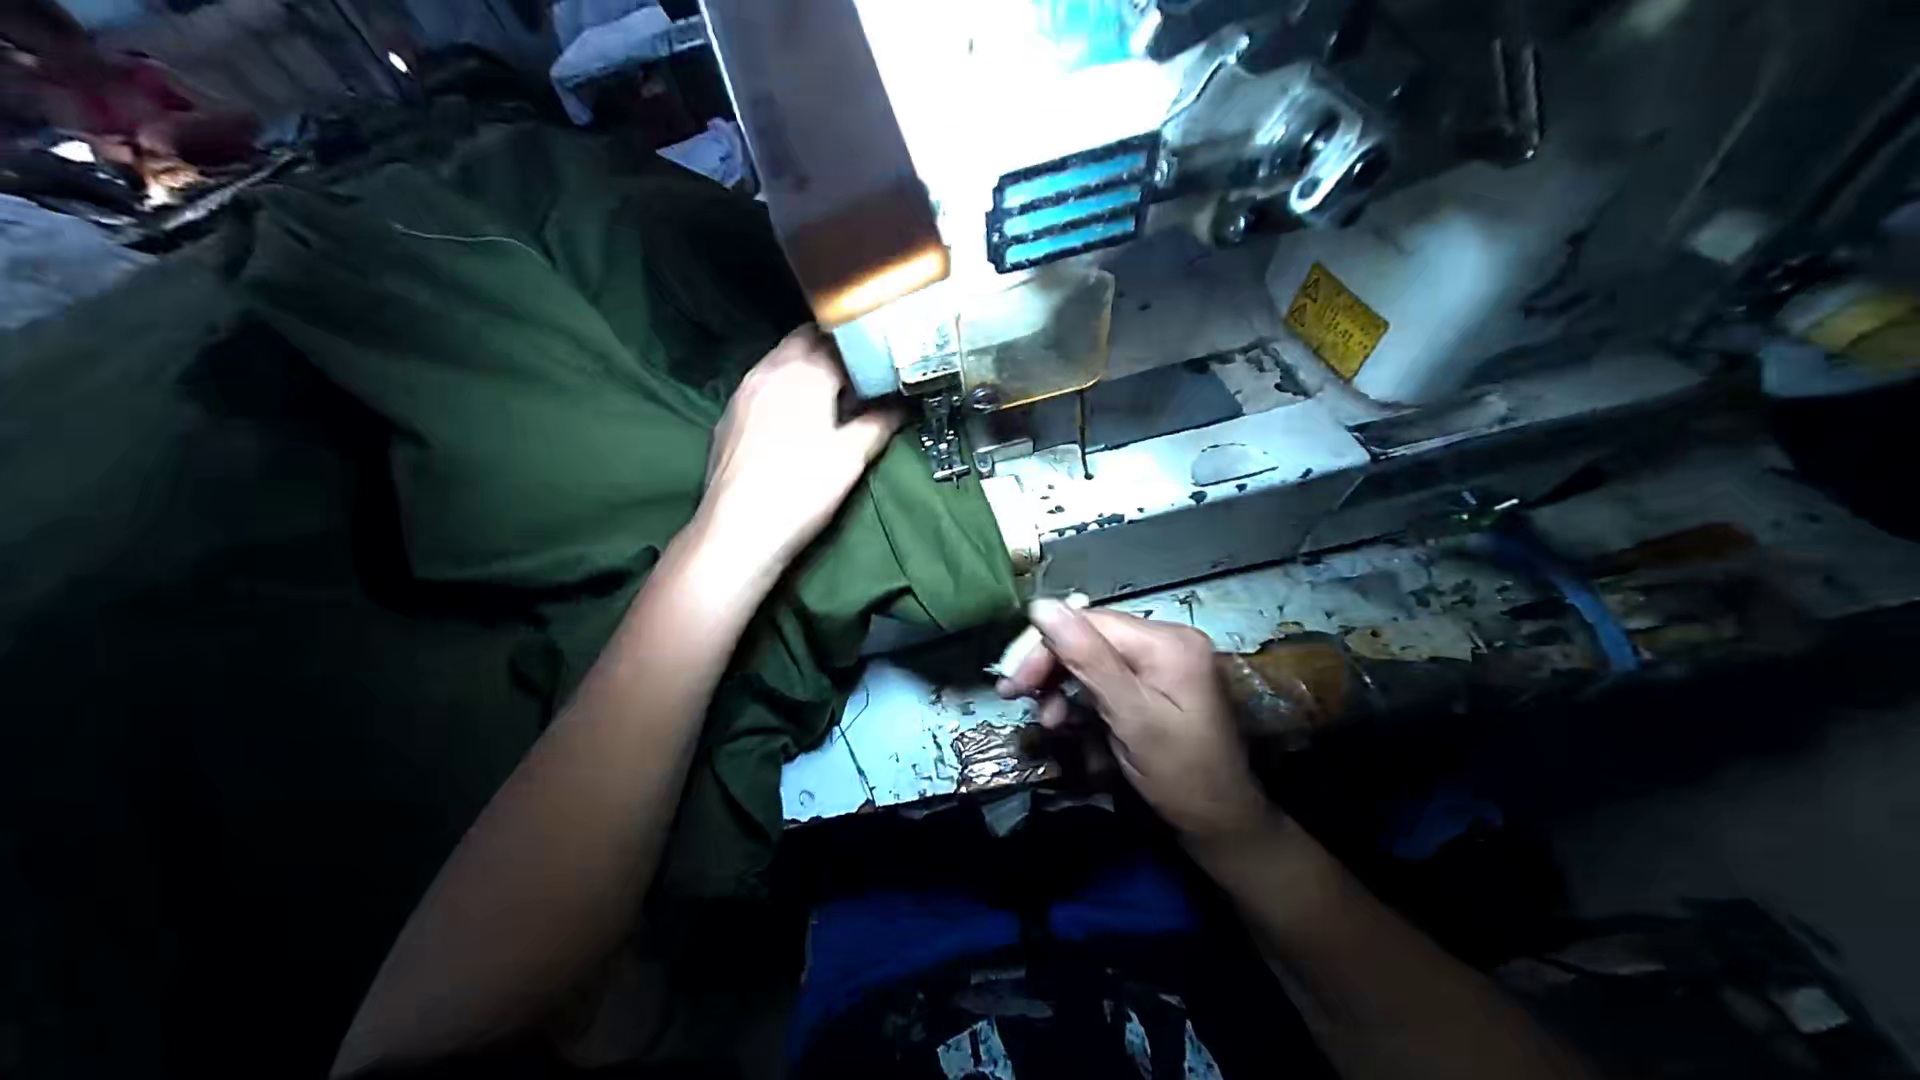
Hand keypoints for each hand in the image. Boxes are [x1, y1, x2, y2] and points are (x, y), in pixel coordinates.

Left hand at [698, 325, 904, 571]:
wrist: (739, 529)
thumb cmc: (803, 488)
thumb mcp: (852, 456)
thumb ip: (879, 422)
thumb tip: (902, 404)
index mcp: (804, 371)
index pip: (840, 341)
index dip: (865, 348)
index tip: (884, 359)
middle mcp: (769, 369)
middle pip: (805, 341)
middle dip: (833, 347)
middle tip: (861, 367)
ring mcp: (743, 390)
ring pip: (779, 359)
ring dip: (806, 363)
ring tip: (833, 387)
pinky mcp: (728, 415)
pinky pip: (762, 382)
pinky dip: (783, 383)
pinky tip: (795, 411)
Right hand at [999, 602, 1269, 839]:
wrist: (1223, 823)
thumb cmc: (1181, 774)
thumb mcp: (1131, 717)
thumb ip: (1088, 659)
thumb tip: (1041, 605)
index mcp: (1168, 641)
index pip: (1089, 623)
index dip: (1045, 647)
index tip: (1013, 684)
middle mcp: (1166, 640)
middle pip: (1090, 636)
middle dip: (1050, 666)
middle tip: (1014, 695)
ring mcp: (1163, 660)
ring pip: (1092, 656)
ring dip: (1062, 683)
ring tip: (1047, 718)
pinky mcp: (1155, 681)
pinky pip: (1106, 674)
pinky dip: (1081, 694)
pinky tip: (1066, 717)